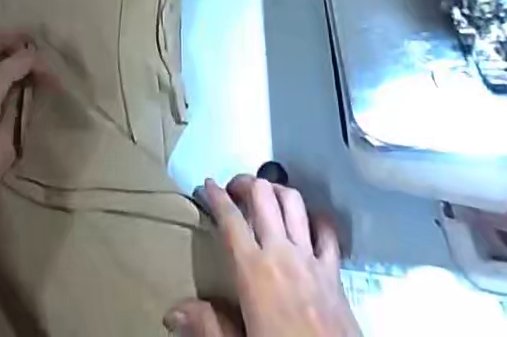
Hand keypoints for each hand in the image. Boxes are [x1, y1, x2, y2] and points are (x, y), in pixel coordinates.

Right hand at [166, 175, 360, 336]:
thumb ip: (207, 326)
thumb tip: (171, 310)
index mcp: (253, 271)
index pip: (231, 220)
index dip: (216, 197)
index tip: (207, 184)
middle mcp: (281, 252)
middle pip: (263, 196)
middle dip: (245, 184)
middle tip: (234, 190)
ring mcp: (310, 258)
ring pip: (293, 202)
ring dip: (276, 190)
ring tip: (265, 196)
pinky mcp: (334, 271)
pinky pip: (326, 230)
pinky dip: (315, 218)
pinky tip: (307, 221)